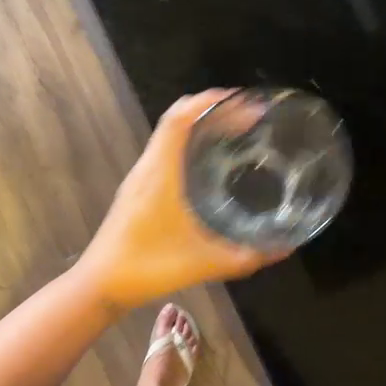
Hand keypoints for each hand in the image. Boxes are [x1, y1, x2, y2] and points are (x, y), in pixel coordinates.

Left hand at [74, 90, 286, 312]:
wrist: (100, 284)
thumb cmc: (147, 267)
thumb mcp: (204, 263)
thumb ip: (245, 256)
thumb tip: (285, 248)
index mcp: (160, 172)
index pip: (180, 117)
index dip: (211, 101)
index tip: (244, 101)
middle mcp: (147, 167)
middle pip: (177, 121)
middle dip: (213, 112)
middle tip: (249, 119)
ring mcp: (139, 179)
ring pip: (169, 137)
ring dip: (200, 129)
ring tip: (235, 135)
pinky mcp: (137, 192)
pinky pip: (165, 155)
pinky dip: (188, 148)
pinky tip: (209, 168)